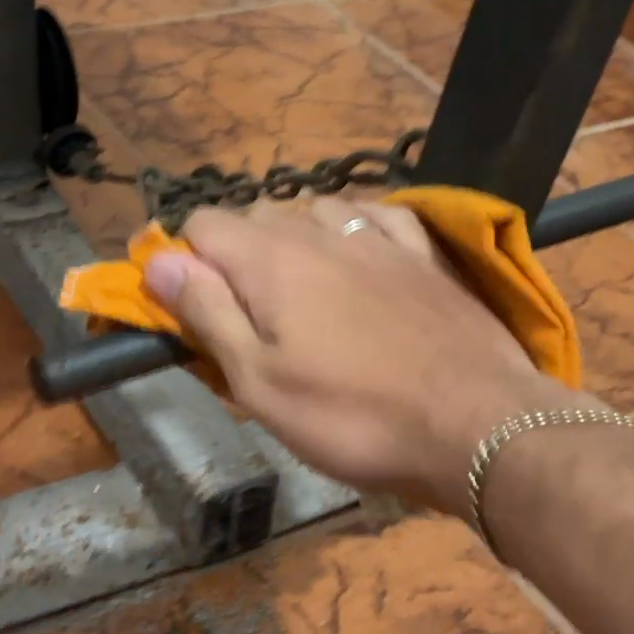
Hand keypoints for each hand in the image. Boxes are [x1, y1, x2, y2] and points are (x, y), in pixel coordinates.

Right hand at [145, 199, 582, 514]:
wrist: (477, 423)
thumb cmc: (353, 416)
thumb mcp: (259, 382)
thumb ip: (206, 312)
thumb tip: (156, 259)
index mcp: (271, 260)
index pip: (202, 224)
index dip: (180, 256)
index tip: (181, 299)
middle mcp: (320, 231)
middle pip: (254, 215)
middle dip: (233, 254)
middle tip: (243, 317)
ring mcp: (378, 236)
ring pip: (313, 210)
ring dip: (293, 238)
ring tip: (300, 290)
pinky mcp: (424, 252)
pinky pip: (375, 213)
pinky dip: (353, 226)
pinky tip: (357, 250)